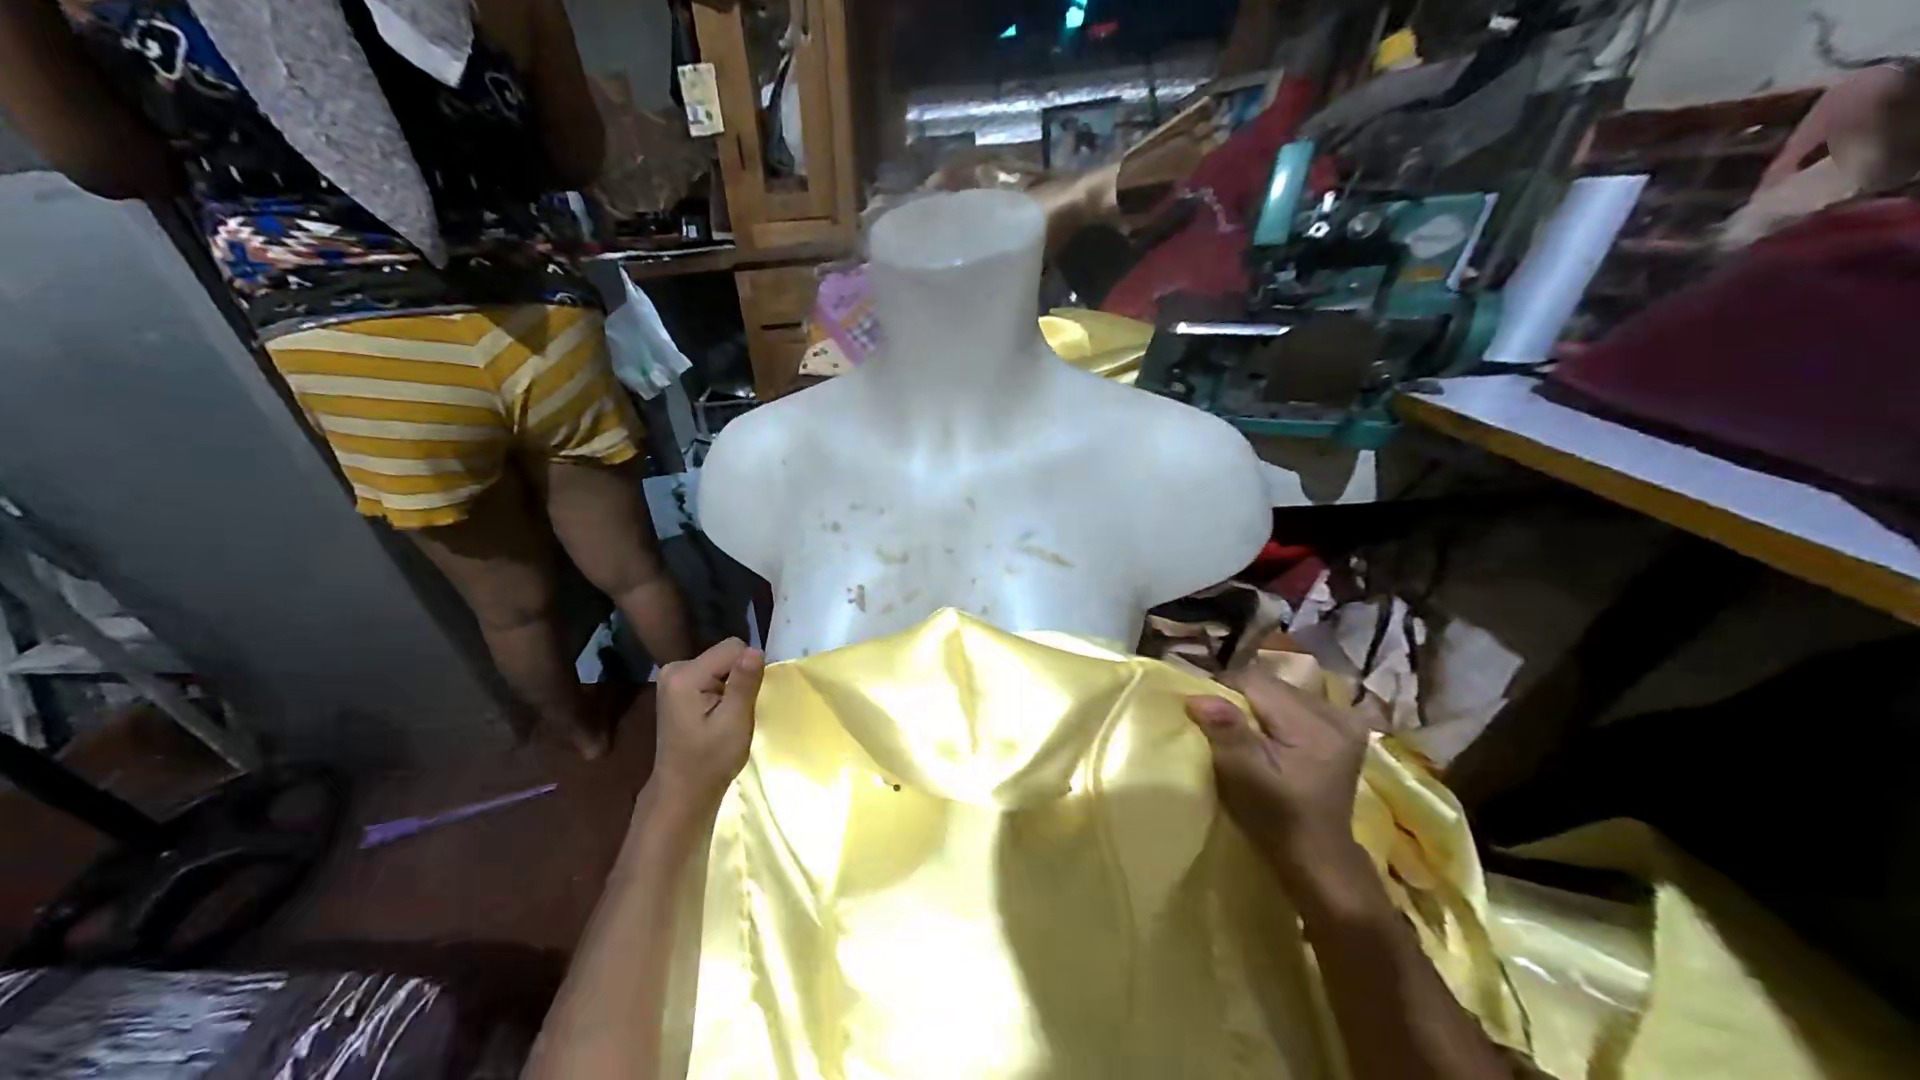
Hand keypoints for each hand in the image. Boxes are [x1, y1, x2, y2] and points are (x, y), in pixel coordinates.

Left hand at [651, 638, 764, 811]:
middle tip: (734, 712)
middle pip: (726, 654)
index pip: (733, 648)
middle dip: (739, 677)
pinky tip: (716, 714)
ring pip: (722, 663)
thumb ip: (744, 683)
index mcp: (685, 675)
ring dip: (732, 685)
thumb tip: (755, 650)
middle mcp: (674, 668)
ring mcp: (674, 676)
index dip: (748, 671)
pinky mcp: (678, 686)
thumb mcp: (734, 722)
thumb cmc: (710, 760)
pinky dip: (722, 690)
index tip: (744, 701)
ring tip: (726, 715)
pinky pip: (713, 673)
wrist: (683, 790)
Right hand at [1186, 666, 1368, 889]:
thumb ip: (1226, 731)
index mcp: (1315, 724)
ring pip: (1283, 691)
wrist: (1317, 855)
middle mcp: (1337, 713)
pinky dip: (1278, 712)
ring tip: (1245, 731)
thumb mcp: (1244, 776)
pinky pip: (1299, 703)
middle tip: (1222, 724)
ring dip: (1259, 705)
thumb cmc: (1276, 818)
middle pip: (1272, 683)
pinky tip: (1272, 734)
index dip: (1223, 690)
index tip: (1204, 711)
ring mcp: (1345, 720)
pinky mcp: (1344, 729)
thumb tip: (1198, 696)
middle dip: (1242, 698)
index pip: (1255, 680)